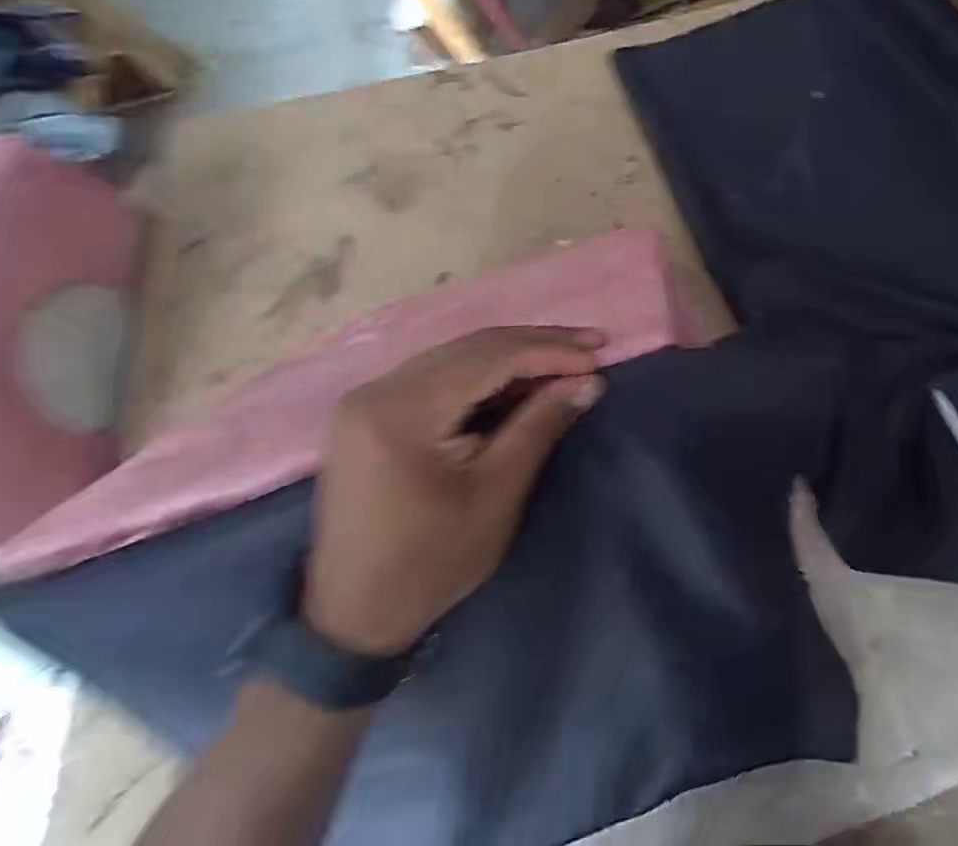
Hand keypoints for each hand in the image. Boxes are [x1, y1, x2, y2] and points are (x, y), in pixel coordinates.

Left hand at [303, 327, 608, 656]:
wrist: (355, 614)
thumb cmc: (433, 557)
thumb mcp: (499, 489)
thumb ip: (542, 424)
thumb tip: (590, 381)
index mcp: (400, 410)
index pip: (489, 357)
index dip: (551, 351)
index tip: (602, 355)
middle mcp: (377, 392)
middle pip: (472, 347)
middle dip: (539, 343)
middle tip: (596, 343)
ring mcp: (369, 402)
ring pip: (459, 356)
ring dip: (518, 354)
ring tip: (571, 357)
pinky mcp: (374, 415)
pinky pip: (443, 375)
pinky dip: (491, 372)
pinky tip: (526, 379)